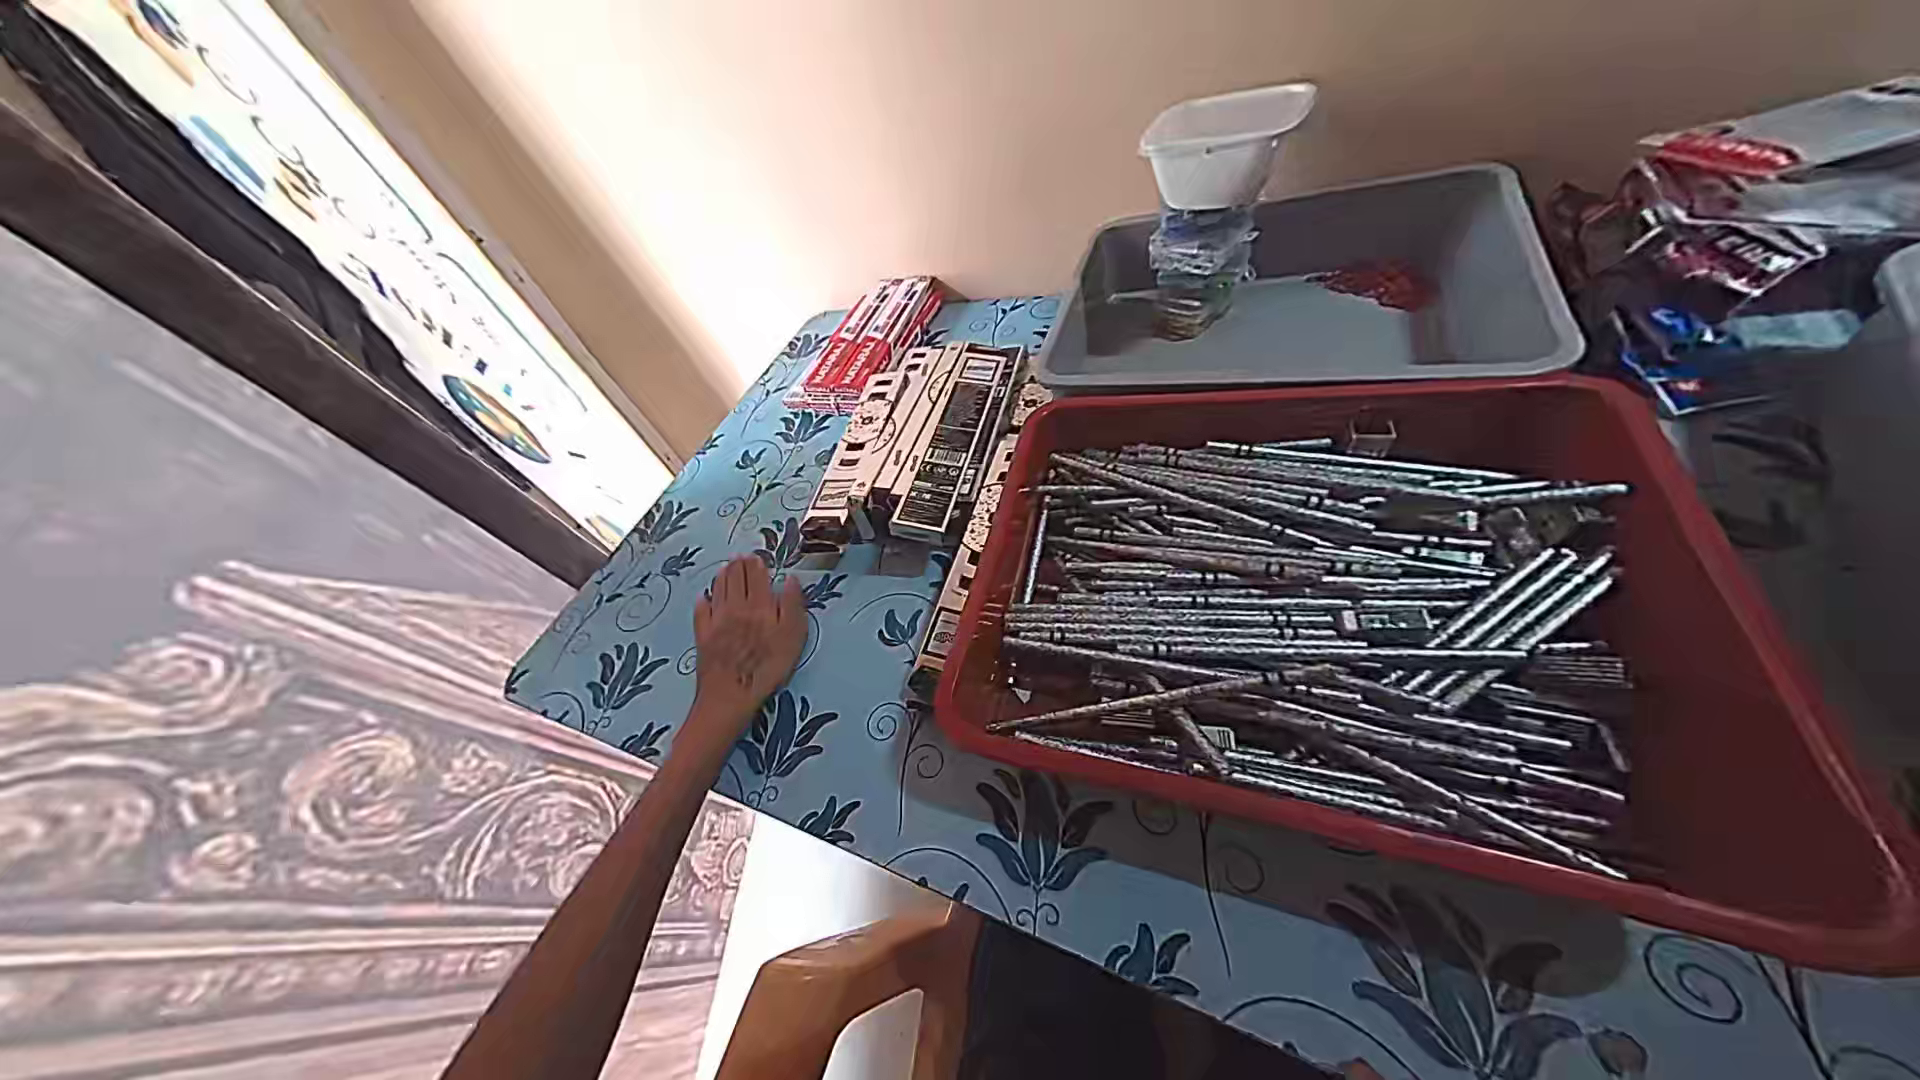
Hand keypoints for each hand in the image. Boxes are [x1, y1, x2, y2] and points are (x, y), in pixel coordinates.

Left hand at [689, 555, 806, 735]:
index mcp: (759, 605)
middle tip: (740, 557)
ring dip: (722, 576)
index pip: (757, 577)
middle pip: (735, 579)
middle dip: (738, 566)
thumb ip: (793, 605)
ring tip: (726, 567)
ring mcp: (716, 621)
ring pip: (718, 590)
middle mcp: (735, 607)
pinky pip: (701, 612)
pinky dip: (703, 601)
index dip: (757, 565)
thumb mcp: (793, 636)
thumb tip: (790, 580)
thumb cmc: (768, 667)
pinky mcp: (702, 636)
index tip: (756, 556)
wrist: (732, 694)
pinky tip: (704, 597)